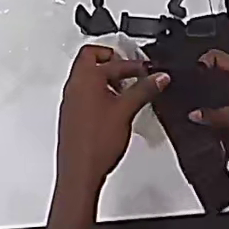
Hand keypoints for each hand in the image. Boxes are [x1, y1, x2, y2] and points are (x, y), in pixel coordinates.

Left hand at [56, 45, 168, 204]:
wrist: (80, 171)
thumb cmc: (95, 143)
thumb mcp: (126, 110)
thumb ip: (144, 90)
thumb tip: (158, 77)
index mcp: (85, 78)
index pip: (108, 57)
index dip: (132, 63)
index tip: (147, 70)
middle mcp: (74, 86)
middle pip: (90, 58)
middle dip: (113, 60)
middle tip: (131, 69)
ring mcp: (70, 100)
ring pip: (87, 76)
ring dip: (107, 77)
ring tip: (127, 88)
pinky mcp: (72, 114)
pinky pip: (85, 93)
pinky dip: (101, 91)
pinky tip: (115, 106)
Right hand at [189, 49, 228, 163]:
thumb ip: (216, 116)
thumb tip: (196, 114)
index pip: (218, 56)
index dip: (201, 61)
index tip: (189, 73)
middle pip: (222, 71)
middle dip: (206, 79)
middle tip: (191, 88)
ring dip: (216, 95)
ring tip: (201, 105)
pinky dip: (226, 109)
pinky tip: (219, 121)